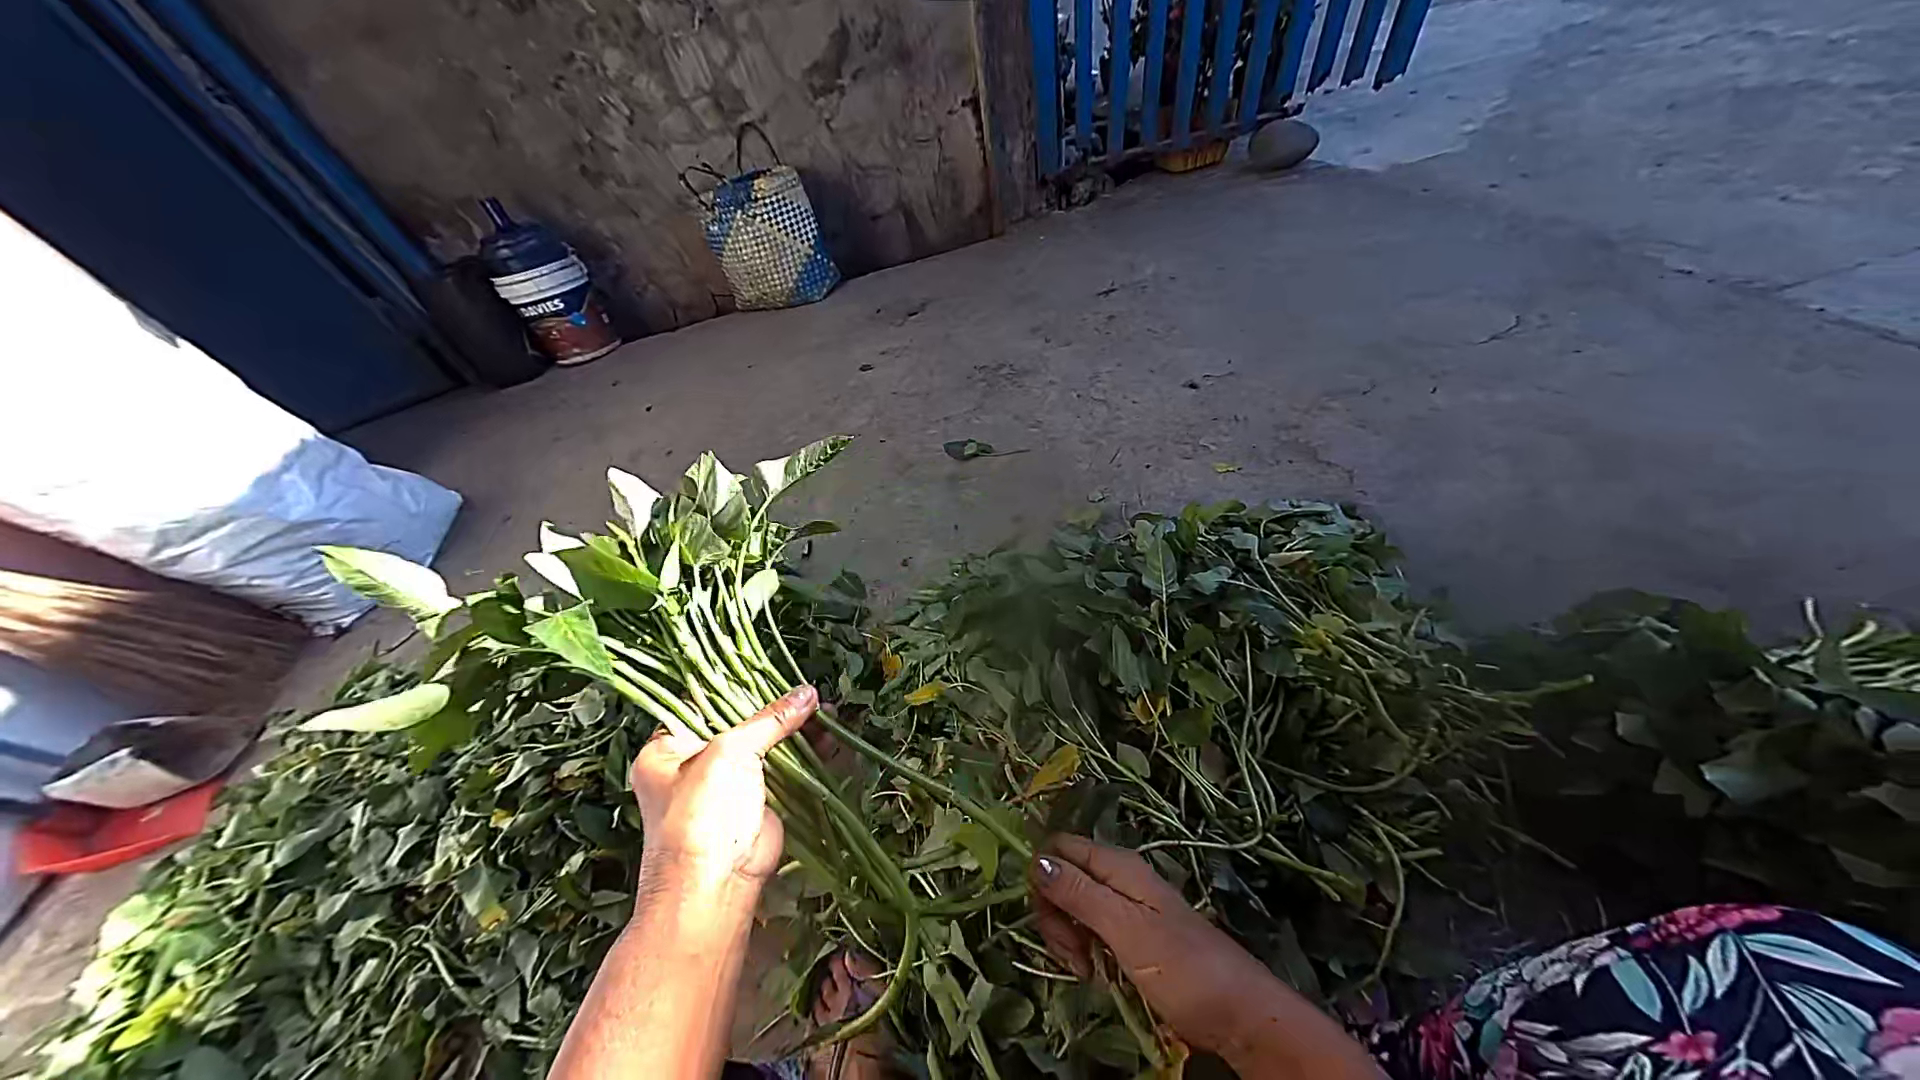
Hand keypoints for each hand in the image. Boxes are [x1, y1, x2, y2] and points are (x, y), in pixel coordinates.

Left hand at [629, 685, 816, 894]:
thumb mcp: (729, 752)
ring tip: (826, 711)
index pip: (703, 705)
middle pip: (742, 724)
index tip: (770, 671)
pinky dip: (807, 754)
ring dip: (797, 729)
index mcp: (668, 750)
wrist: (715, 885)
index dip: (737, 687)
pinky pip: (785, 768)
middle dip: (777, 708)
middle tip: (808, 692)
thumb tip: (806, 695)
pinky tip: (829, 738)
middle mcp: (696, 764)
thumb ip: (769, 720)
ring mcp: (729, 784)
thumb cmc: (701, 815)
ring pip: (767, 745)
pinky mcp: (758, 801)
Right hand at [1029, 835, 1379, 1077]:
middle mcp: (1117, 877)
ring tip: (1087, 970)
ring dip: (1068, 938)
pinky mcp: (1129, 935)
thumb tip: (1035, 858)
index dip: (1042, 877)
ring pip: (1072, 907)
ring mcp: (1124, 906)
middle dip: (1055, 915)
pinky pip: (1090, 931)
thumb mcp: (1124, 928)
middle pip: (1061, 878)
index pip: (1058, 847)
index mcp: (1117, 865)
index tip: (1048, 918)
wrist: (1240, 1015)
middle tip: (1072, 955)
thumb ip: (1079, 892)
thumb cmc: (1183, 967)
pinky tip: (1097, 973)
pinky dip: (1085, 951)